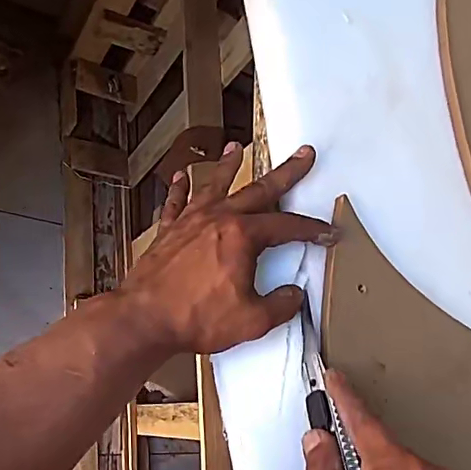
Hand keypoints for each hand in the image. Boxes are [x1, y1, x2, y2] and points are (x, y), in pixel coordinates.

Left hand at [115, 143, 335, 354]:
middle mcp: (216, 220)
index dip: (311, 230)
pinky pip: (176, 204)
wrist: (144, 319)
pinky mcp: (167, 234)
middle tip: (302, 155)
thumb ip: (280, 306)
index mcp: (241, 237)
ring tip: (235, 149)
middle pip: (258, 190)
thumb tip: (292, 296)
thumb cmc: (193, 318)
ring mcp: (189, 224)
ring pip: (214, 186)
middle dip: (285, 173)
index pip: (287, 227)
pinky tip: (181, 177)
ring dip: (228, 167)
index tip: (326, 233)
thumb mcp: (251, 321)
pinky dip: (180, 189)